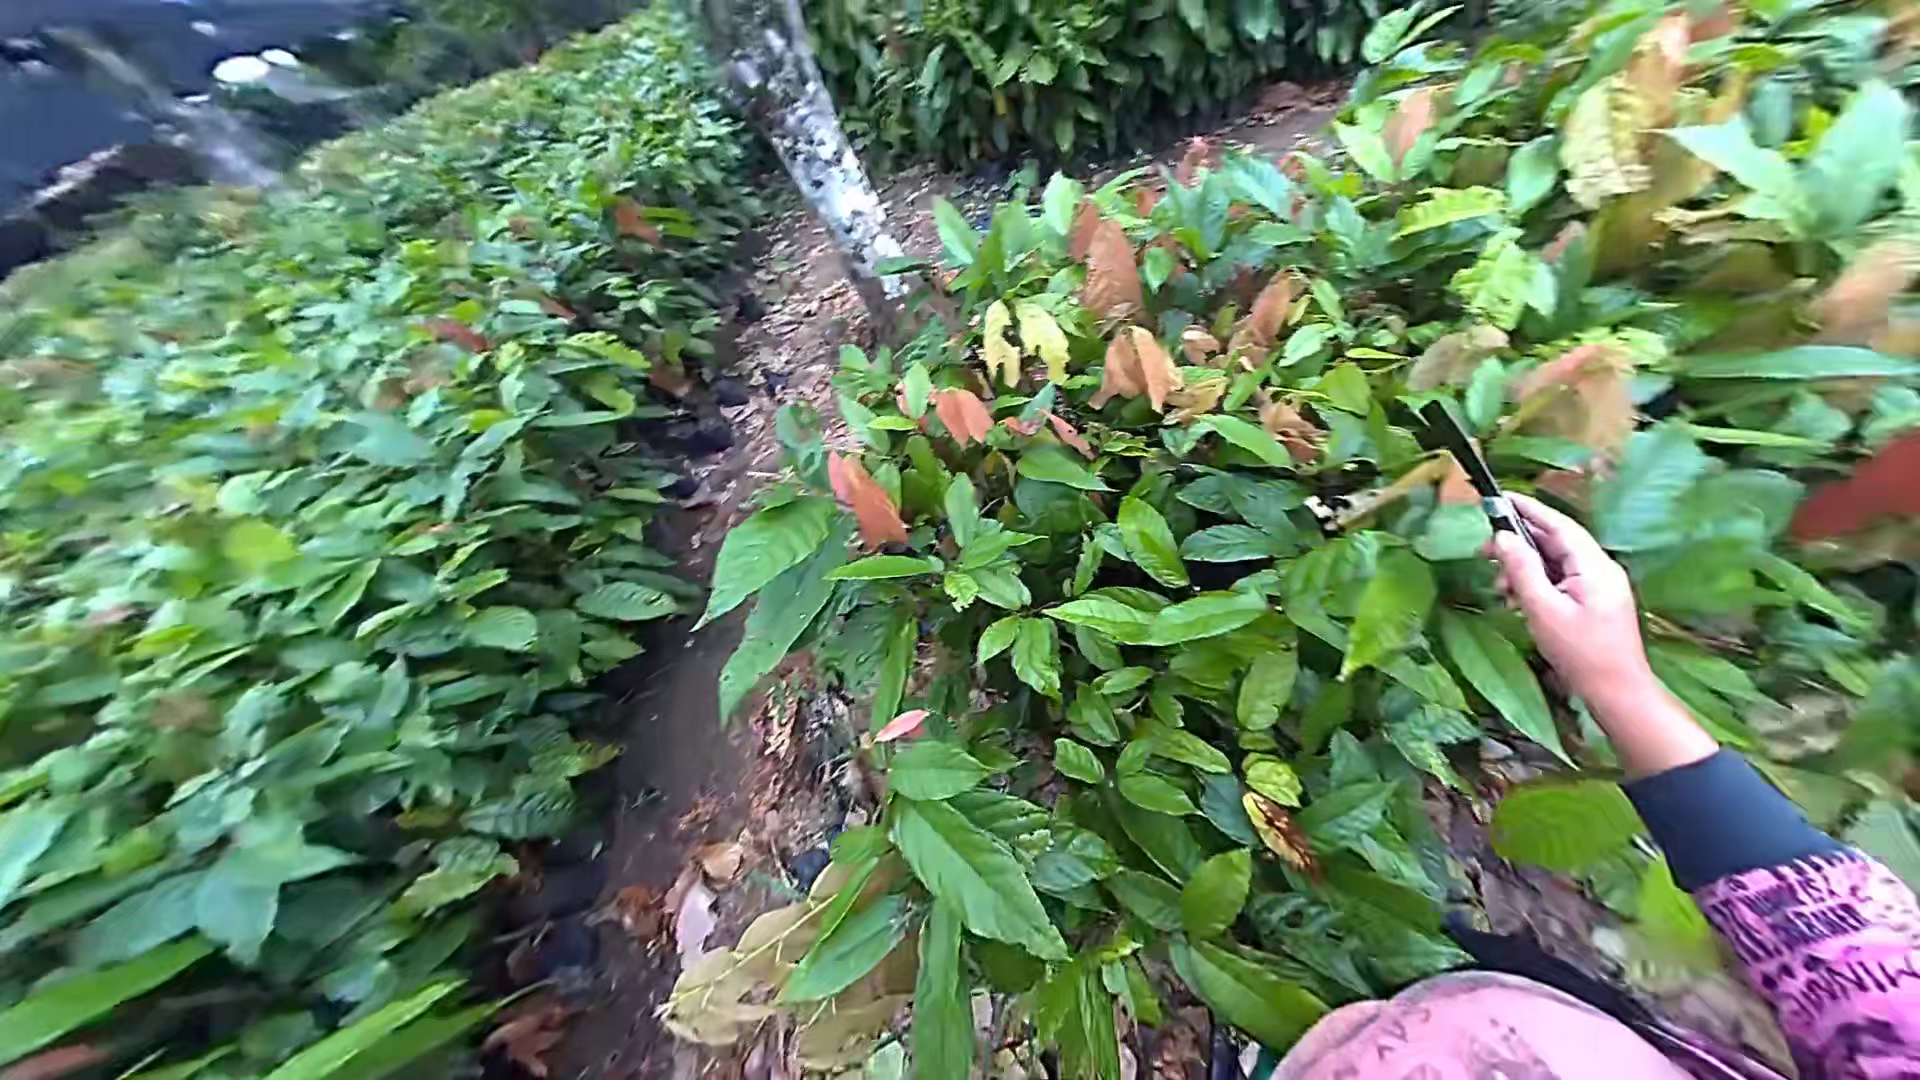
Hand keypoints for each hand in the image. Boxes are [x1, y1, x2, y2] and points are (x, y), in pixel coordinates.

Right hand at [1484, 493, 1646, 702]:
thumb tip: (1503, 537)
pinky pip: (1556, 577)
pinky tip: (1514, 595)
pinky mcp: (1589, 599)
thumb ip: (1522, 569)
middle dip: (1518, 542)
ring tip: (1499, 584)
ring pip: (1552, 561)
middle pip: (1555, 542)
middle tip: (1482, 551)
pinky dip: (1531, 580)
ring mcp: (1596, 585)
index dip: (1530, 510)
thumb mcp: (1542, 607)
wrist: (1615, 688)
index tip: (1502, 498)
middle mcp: (1600, 570)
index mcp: (1595, 567)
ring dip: (1521, 566)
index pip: (1560, 527)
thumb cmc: (1579, 648)